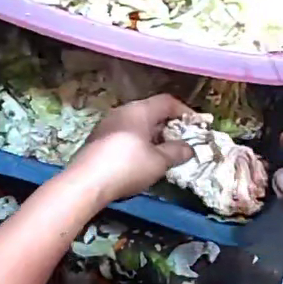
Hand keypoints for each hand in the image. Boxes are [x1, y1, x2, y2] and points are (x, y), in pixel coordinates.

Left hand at [65, 95, 195, 203]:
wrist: (86, 182)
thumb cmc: (128, 166)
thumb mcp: (159, 161)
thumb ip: (176, 152)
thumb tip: (188, 148)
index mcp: (138, 110)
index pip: (166, 101)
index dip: (185, 111)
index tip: (197, 125)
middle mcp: (121, 112)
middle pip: (150, 112)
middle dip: (167, 126)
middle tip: (180, 142)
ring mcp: (106, 125)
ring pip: (135, 125)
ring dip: (151, 136)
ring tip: (162, 154)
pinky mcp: (96, 140)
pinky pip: (123, 135)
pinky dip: (136, 143)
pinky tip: (139, 161)